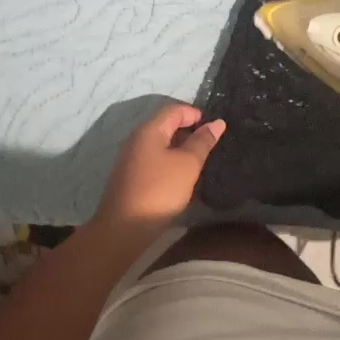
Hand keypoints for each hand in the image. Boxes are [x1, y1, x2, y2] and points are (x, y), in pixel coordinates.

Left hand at [95, 102, 224, 227]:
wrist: (123, 230)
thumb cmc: (159, 191)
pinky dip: (171, 163)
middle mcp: (137, 139)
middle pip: (166, 125)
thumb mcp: (187, 165)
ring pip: (161, 144)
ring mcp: (131, 159)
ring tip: (200, 162)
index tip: (214, 128)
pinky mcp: (131, 178)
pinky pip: (155, 160)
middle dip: (189, 131)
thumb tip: (217, 122)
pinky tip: (182, 179)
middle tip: (210, 145)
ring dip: (181, 149)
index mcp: (149, 130)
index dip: (195, 114)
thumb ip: (202, 142)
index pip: (174, 109)